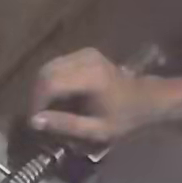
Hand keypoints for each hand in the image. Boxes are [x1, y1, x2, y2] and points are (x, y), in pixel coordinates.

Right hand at [30, 48, 163, 144]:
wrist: (147, 98)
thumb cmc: (125, 117)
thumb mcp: (97, 130)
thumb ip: (65, 124)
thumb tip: (34, 121)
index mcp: (90, 77)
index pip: (50, 84)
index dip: (36, 103)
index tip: (34, 121)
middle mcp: (85, 59)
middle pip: (45, 73)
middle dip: (36, 96)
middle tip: (37, 117)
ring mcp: (83, 53)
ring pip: (47, 68)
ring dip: (41, 89)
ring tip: (44, 109)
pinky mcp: (83, 53)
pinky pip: (56, 65)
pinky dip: (49, 81)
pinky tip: (54, 98)